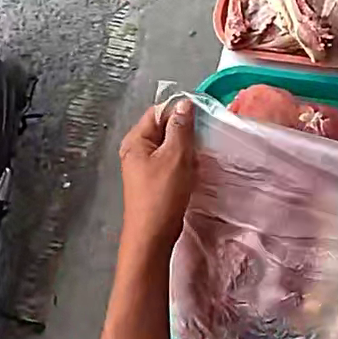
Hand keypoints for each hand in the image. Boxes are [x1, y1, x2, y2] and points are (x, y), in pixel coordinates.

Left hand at [118, 99, 195, 252]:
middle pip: (164, 128)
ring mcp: (144, 166)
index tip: (202, 117)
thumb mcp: (175, 156)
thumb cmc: (162, 194)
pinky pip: (171, 162)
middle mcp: (136, 149)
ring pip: (170, 147)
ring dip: (186, 150)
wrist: (153, 235)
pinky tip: (192, 172)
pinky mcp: (153, 180)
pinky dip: (183, 164)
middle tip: (202, 141)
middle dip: (185, 133)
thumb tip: (184, 103)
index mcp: (135, 139)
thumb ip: (180, 127)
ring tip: (197, 159)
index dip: (179, 111)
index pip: (158, 111)